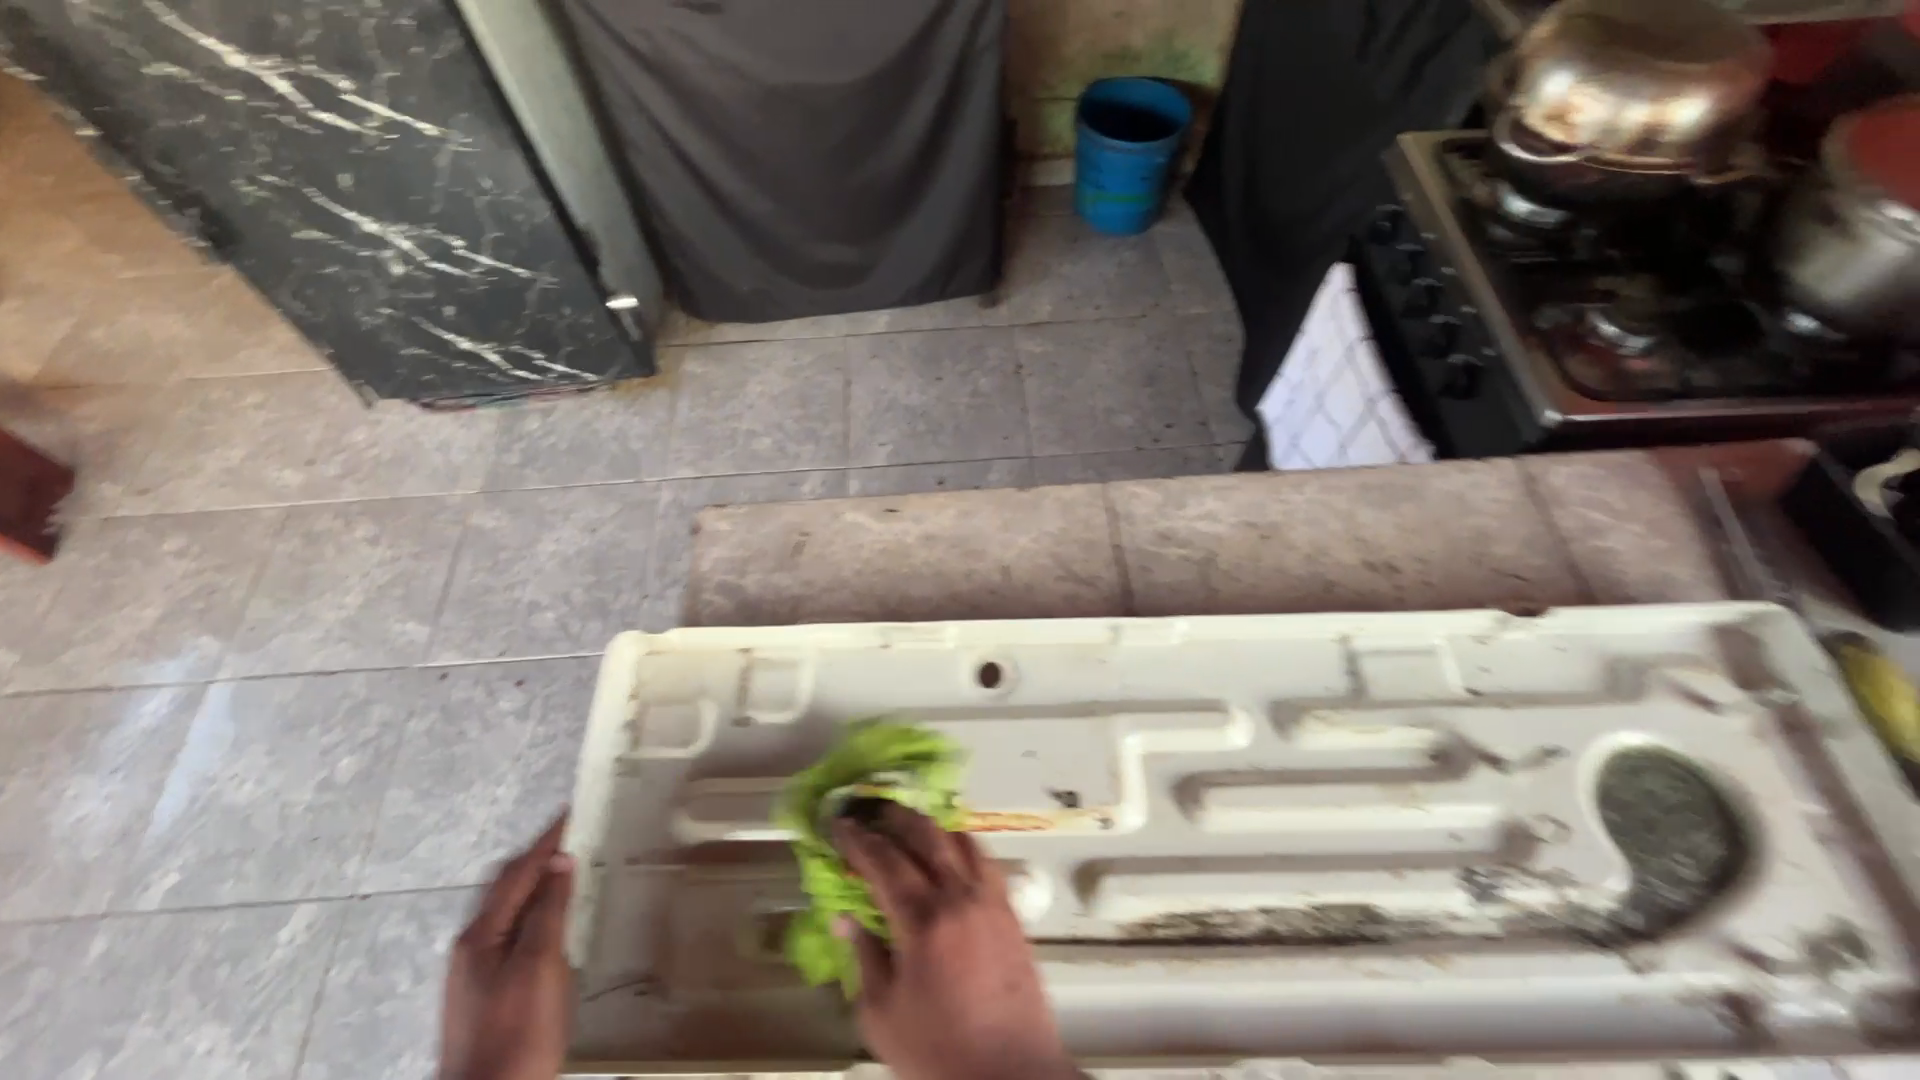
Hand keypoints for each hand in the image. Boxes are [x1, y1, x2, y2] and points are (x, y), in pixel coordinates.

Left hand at [439, 815, 574, 1079]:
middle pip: (505, 885)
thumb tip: (559, 862)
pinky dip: (535, 910)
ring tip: (571, 871)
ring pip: (509, 908)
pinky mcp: (487, 988)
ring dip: (536, 883)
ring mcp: (476, 969)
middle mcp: (472, 945)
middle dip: (537, 857)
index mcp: (482, 934)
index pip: (518, 871)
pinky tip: (555, 920)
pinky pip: (512, 930)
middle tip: (576, 837)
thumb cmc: (519, 1030)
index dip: (547, 840)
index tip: (574, 811)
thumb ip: (549, 911)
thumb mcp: (540, 966)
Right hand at [833, 804, 1078, 1079]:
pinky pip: (984, 860)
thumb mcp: (882, 1014)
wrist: (1011, 1076)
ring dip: (929, 825)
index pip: (884, 861)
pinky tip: (948, 853)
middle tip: (868, 811)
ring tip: (905, 825)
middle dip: (893, 817)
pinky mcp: (1011, 912)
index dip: (857, 839)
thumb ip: (863, 957)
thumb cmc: (939, 1053)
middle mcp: (960, 897)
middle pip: (924, 835)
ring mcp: (990, 900)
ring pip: (959, 839)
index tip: (839, 825)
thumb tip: (846, 918)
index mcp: (923, 921)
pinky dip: (960, 844)